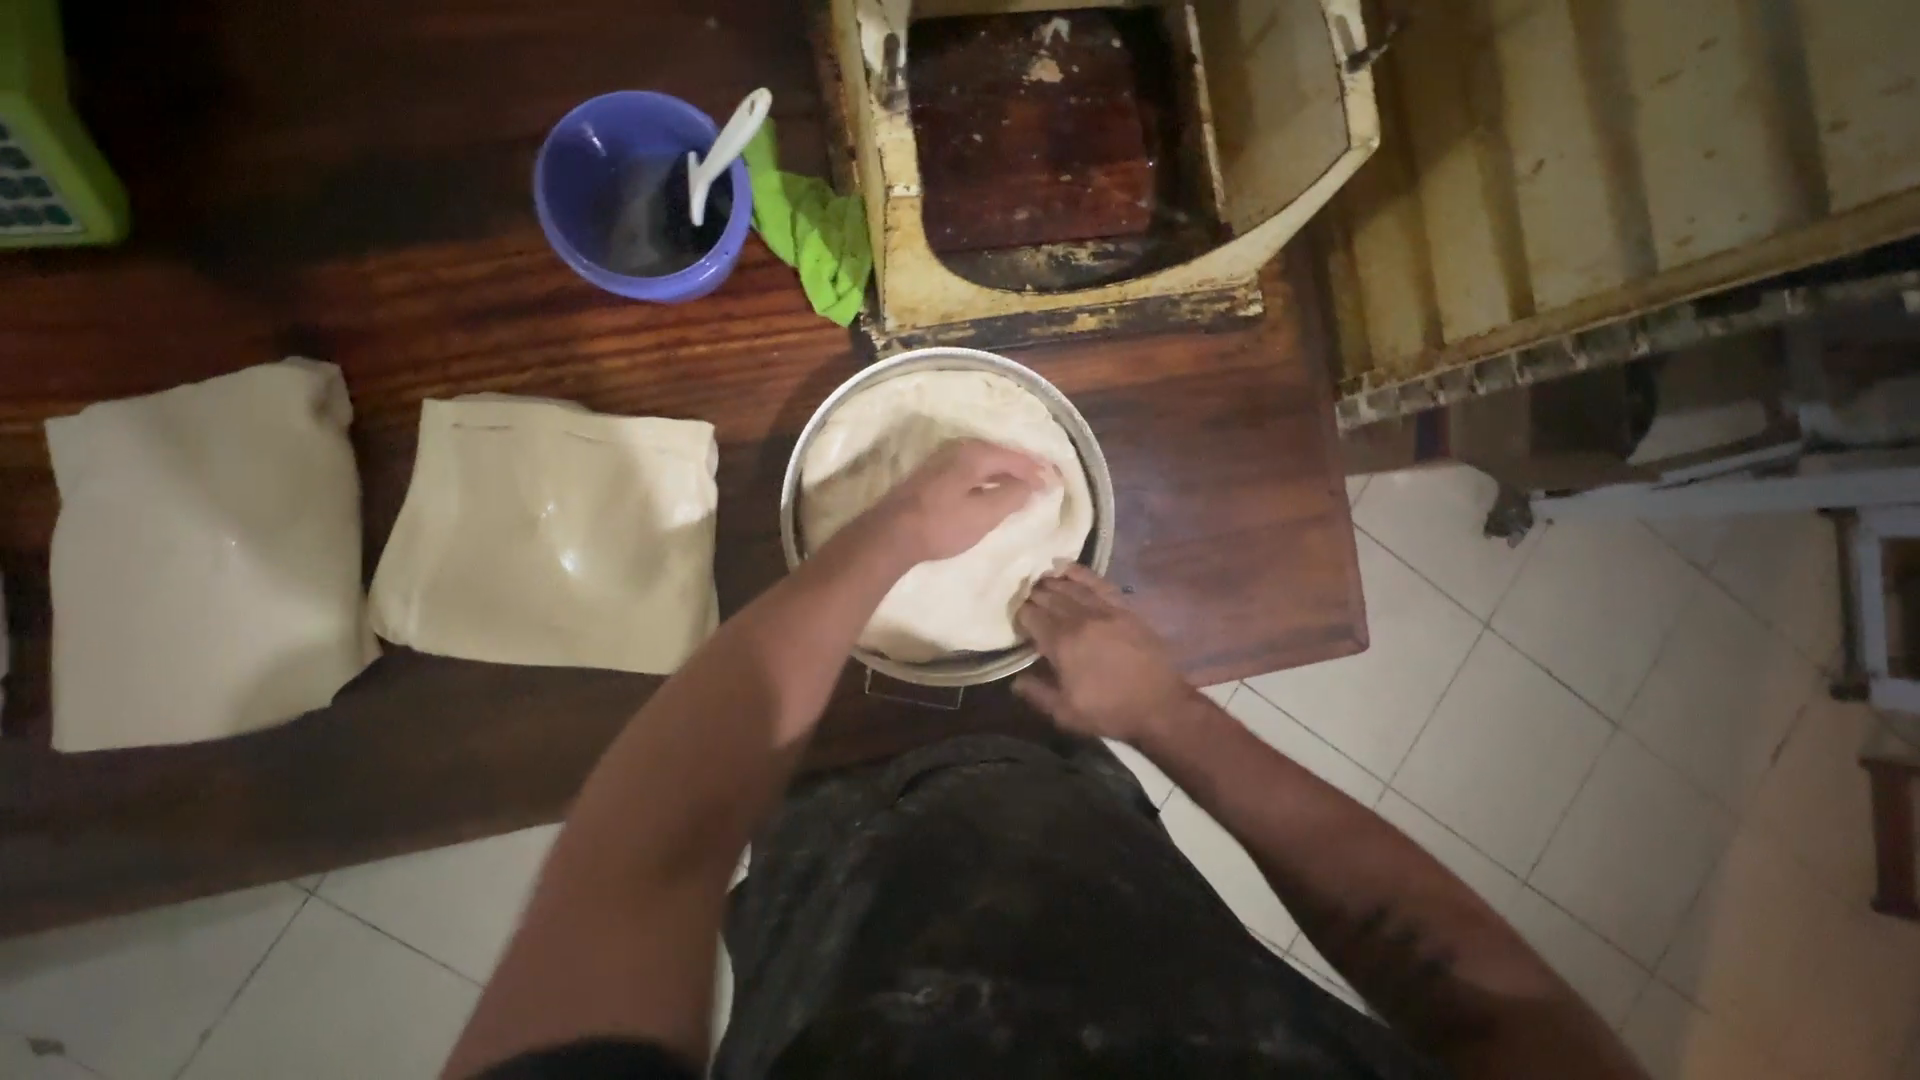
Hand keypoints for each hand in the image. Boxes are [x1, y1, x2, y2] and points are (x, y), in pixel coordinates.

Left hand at [872, 438, 1051, 563]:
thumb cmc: (941, 525)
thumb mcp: (983, 514)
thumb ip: (1011, 496)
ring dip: (1004, 472)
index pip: (1015, 457)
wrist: (891, 535)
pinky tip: (990, 490)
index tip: (1055, 481)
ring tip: (1022, 485)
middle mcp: (958, 449)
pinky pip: (970, 469)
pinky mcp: (931, 476)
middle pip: (999, 454)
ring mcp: (941, 461)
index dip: (1037, 470)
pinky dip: (987, 477)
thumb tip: (1032, 484)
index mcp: (974, 454)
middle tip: (1043, 479)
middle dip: (1022, 467)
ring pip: (983, 462)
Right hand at [1013, 564, 1198, 743]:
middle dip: (1033, 596)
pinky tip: (1068, 568)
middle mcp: (1080, 619)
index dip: (1020, 615)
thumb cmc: (1110, 712)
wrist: (1160, 705)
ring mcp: (1104, 610)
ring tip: (1040, 581)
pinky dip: (1081, 573)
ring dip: (1052, 582)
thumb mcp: (1066, 713)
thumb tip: (1016, 680)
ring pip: (1071, 587)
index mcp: (1062, 644)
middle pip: (1049, 597)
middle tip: (1026, 599)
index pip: (1032, 616)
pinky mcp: (1124, 608)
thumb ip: (1037, 694)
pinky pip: (1098, 583)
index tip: (1016, 619)